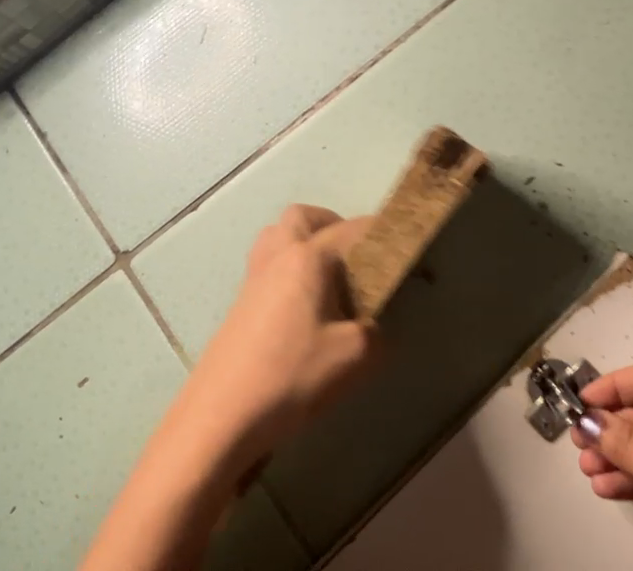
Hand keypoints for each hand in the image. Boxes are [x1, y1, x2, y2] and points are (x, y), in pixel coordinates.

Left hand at [179, 204, 380, 458]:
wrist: (222, 415)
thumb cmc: (292, 376)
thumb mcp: (355, 356)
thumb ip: (377, 331)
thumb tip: (375, 325)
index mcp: (309, 258)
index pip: (354, 229)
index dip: (386, 234)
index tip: (410, 250)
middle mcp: (279, 256)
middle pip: (303, 216)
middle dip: (334, 225)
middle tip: (357, 256)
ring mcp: (254, 279)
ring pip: (278, 237)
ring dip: (305, 242)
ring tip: (330, 277)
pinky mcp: (241, 304)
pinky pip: (268, 266)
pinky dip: (289, 269)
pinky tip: (305, 307)